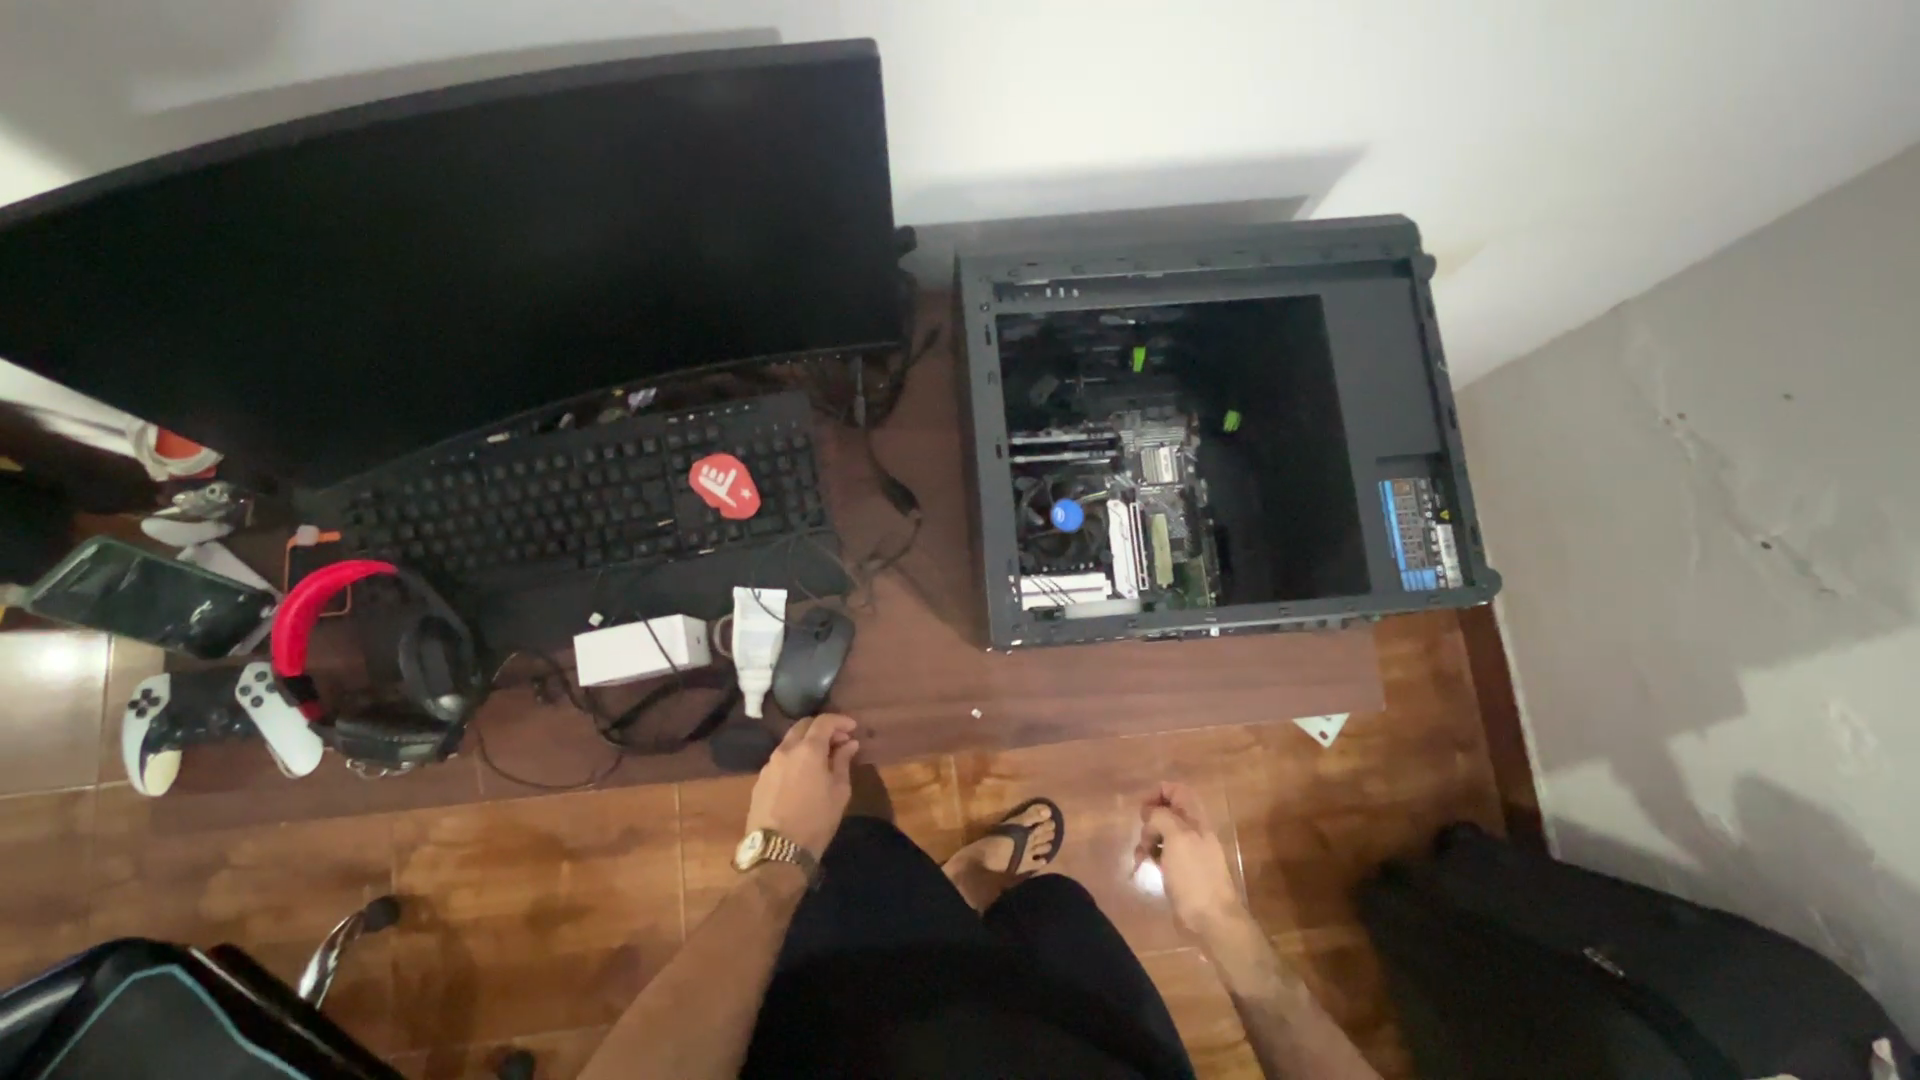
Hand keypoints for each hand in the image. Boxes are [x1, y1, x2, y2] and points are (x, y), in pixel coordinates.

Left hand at [745, 714, 859, 856]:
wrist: (777, 851)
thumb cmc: (816, 820)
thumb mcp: (839, 791)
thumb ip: (843, 762)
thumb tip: (849, 744)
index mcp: (807, 750)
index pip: (823, 721)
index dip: (840, 720)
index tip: (852, 728)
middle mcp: (785, 751)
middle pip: (803, 726)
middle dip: (822, 728)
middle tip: (838, 741)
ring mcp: (769, 765)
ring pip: (789, 743)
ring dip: (806, 744)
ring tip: (822, 759)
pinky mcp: (760, 781)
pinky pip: (780, 760)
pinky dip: (794, 759)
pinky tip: (803, 776)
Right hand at [1137, 781, 1245, 939]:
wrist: (1211, 919)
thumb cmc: (1194, 876)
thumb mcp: (1177, 838)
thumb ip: (1162, 817)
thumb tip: (1151, 813)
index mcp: (1196, 820)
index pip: (1177, 791)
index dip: (1158, 793)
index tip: (1143, 810)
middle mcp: (1192, 832)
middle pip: (1166, 812)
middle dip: (1150, 820)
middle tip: (1145, 836)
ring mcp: (1187, 853)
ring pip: (1161, 834)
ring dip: (1147, 840)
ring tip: (1142, 855)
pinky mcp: (1180, 871)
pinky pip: (1161, 854)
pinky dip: (1150, 856)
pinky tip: (1145, 866)